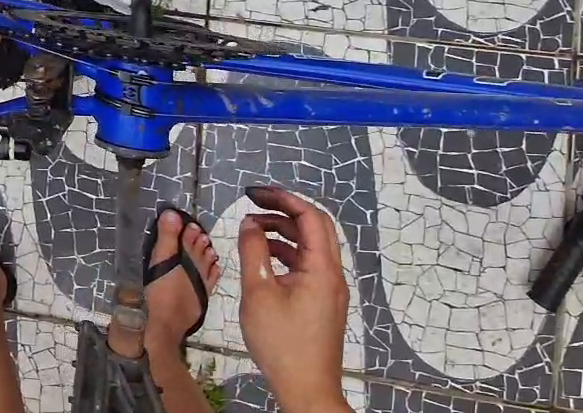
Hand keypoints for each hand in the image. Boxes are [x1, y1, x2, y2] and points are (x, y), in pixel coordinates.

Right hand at [237, 186, 351, 412]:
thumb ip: (253, 251)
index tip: (252, 193)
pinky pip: (307, 263)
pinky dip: (286, 250)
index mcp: (322, 269)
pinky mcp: (322, 301)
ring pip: (311, 245)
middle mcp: (332, 274)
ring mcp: (329, 289)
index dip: (282, 198)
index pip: (310, 217)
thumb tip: (249, 222)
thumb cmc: (281, 341)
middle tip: (253, 202)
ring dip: (283, 229)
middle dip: (284, 208)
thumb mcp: (258, 292)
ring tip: (251, 228)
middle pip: (315, 226)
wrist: (306, 389)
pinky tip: (263, 255)